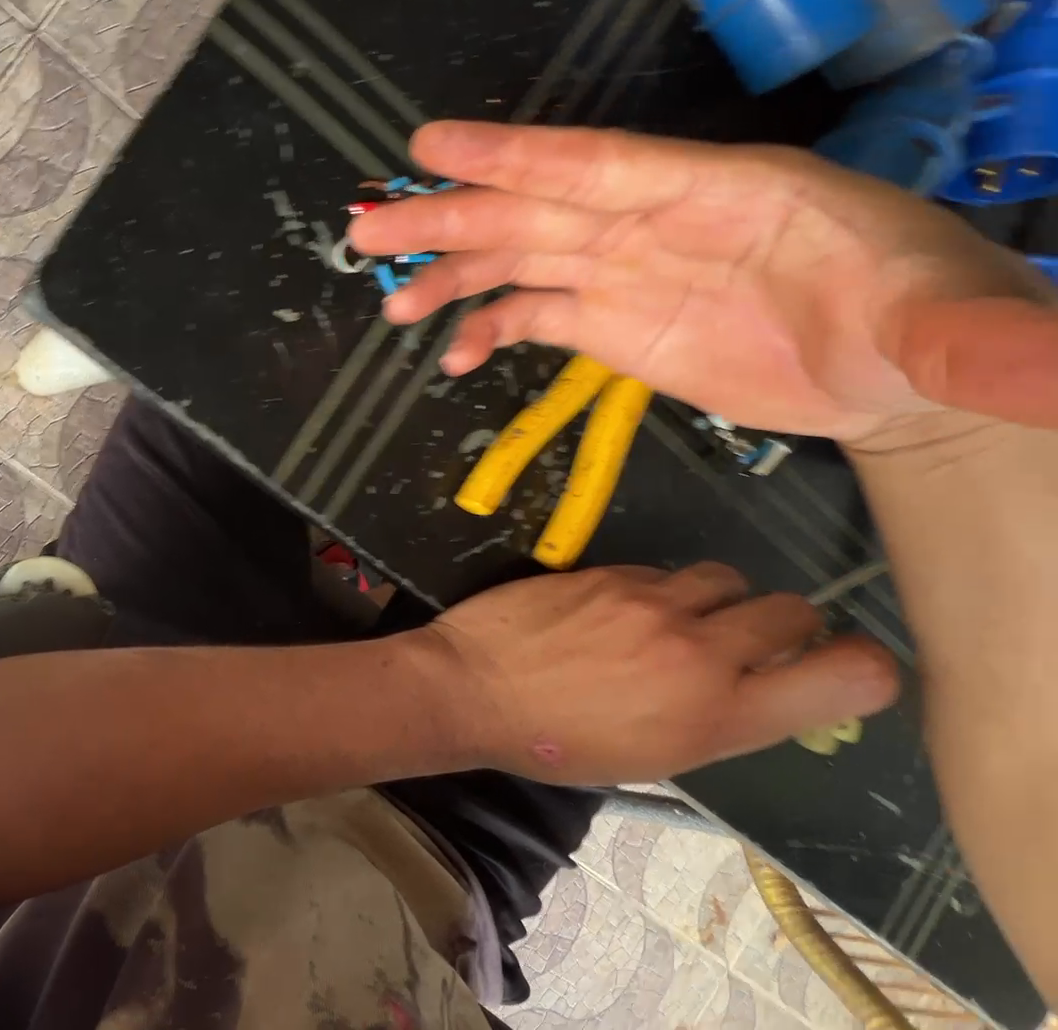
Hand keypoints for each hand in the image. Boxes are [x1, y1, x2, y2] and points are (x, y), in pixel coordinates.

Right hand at [348, 121, 1057, 444]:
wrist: (891, 375)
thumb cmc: (919, 324)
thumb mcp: (954, 327)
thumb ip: (984, 345)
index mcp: (718, 195)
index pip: (600, 166)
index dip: (515, 156)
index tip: (433, 146)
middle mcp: (651, 223)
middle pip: (530, 211)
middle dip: (448, 218)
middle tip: (366, 229)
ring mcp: (621, 273)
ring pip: (514, 260)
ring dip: (450, 276)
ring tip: (393, 301)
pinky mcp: (607, 322)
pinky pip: (529, 318)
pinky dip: (485, 333)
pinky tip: (453, 359)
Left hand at [414, 562, 898, 784]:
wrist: (469, 690)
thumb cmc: (553, 743)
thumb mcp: (652, 758)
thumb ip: (719, 719)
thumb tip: (757, 685)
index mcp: (722, 715)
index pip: (852, 676)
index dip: (860, 663)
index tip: (835, 660)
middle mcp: (700, 652)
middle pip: (794, 609)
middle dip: (781, 622)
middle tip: (742, 636)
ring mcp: (650, 604)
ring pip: (725, 577)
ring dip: (714, 597)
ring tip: (673, 618)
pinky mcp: (604, 573)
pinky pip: (657, 571)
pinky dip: (653, 587)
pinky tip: (613, 609)